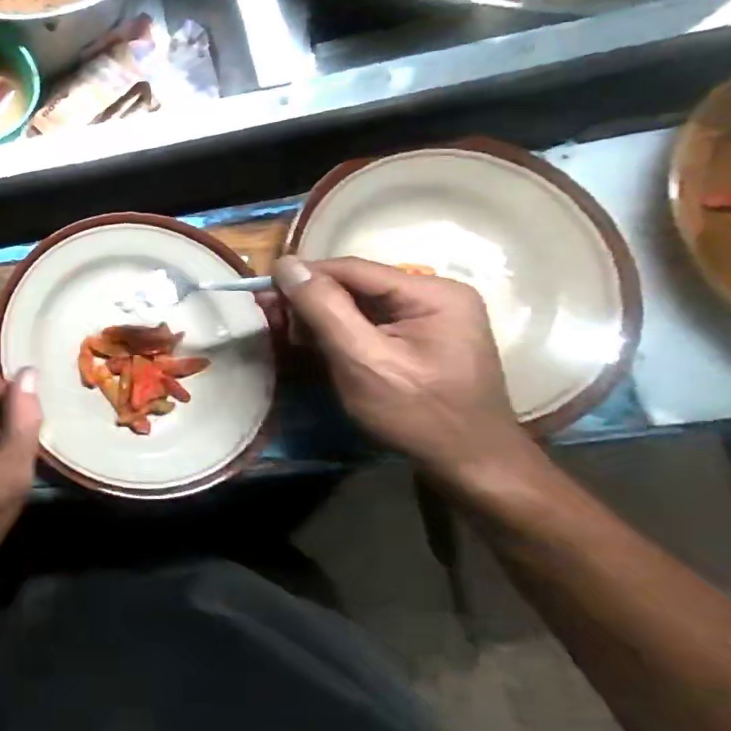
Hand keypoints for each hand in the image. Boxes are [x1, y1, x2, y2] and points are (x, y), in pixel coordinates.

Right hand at [273, 256, 532, 480]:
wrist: (470, 465)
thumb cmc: (417, 414)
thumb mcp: (362, 360)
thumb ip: (324, 309)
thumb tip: (286, 264)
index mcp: (432, 293)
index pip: (351, 269)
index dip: (302, 276)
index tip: (260, 292)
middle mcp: (434, 295)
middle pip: (354, 284)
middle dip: (309, 300)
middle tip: (269, 318)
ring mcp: (430, 316)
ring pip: (357, 303)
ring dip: (319, 317)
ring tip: (289, 336)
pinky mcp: (420, 337)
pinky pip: (368, 321)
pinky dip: (337, 331)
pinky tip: (315, 345)